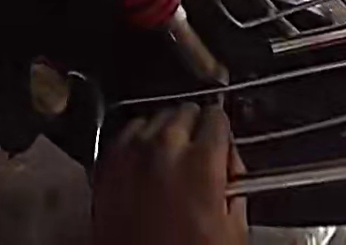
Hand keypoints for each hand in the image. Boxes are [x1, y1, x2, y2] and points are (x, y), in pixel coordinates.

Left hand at [92, 103, 246, 244]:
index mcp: (201, 162)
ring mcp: (133, 149)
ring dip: (168, 134)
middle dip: (195, 130)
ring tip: (171, 165)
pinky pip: (131, 132)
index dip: (222, 134)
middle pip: (186, 111)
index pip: (217, 117)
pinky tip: (147, 166)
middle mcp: (165, 145)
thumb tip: (230, 164)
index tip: (221, 145)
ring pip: (158, 117)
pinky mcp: (109, 158)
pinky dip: (141, 142)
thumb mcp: (232, 235)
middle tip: (198, 159)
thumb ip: (236, 188)